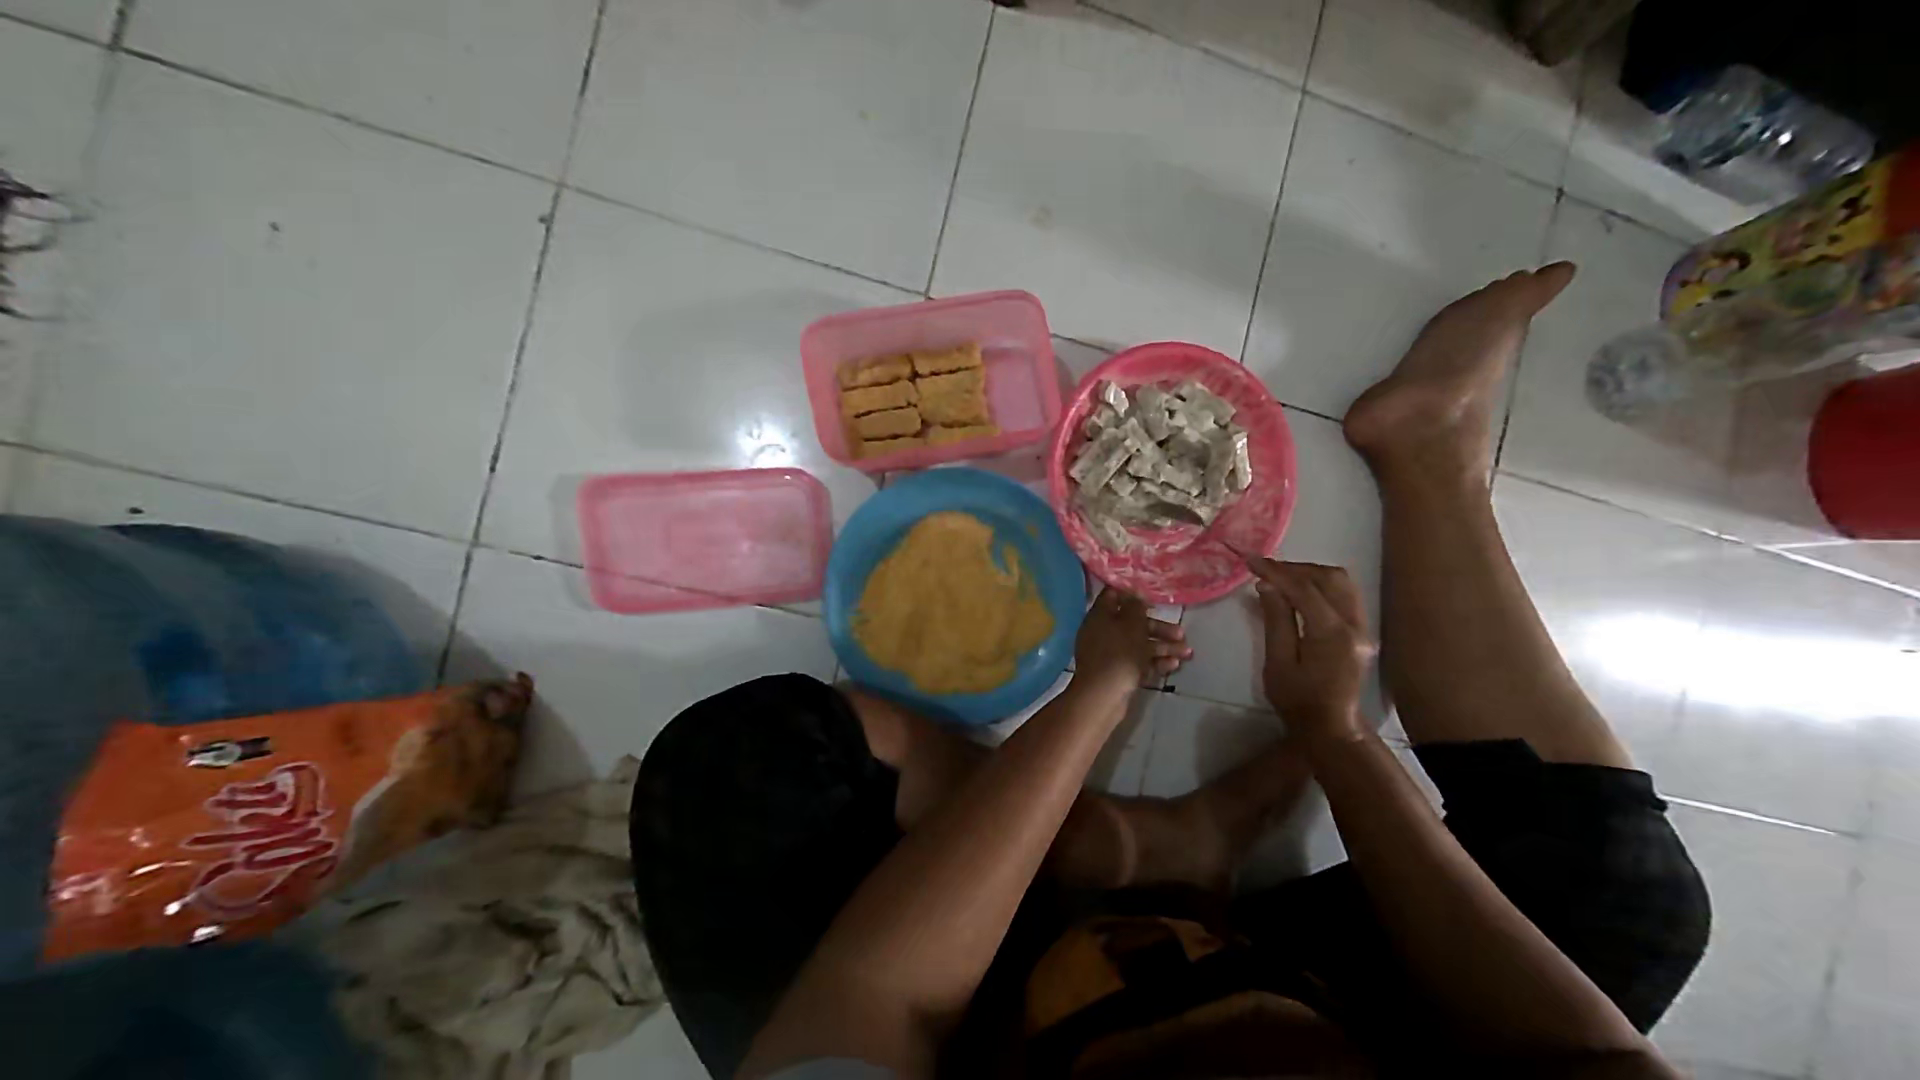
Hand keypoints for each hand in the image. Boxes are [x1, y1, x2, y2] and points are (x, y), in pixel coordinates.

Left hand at [1074, 589, 1191, 693]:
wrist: (1103, 696)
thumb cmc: (1119, 653)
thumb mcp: (1131, 625)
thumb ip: (1136, 606)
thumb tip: (1135, 590)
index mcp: (1101, 615)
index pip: (1114, 595)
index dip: (1134, 594)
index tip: (1155, 597)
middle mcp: (1103, 631)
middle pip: (1133, 623)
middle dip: (1158, 628)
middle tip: (1181, 633)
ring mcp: (1109, 653)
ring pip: (1139, 644)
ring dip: (1163, 647)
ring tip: (1186, 653)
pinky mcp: (1117, 672)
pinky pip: (1137, 662)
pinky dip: (1154, 662)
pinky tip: (1173, 666)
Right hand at [1249, 560, 1374, 741]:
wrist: (1330, 728)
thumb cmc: (1297, 700)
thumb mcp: (1277, 663)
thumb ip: (1276, 620)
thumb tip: (1267, 585)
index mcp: (1332, 634)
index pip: (1304, 589)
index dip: (1276, 571)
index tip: (1251, 561)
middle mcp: (1355, 626)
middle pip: (1330, 577)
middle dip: (1295, 568)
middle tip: (1265, 569)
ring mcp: (1363, 628)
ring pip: (1341, 583)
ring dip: (1310, 574)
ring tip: (1280, 577)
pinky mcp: (1361, 632)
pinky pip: (1344, 595)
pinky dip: (1320, 585)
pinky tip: (1298, 591)